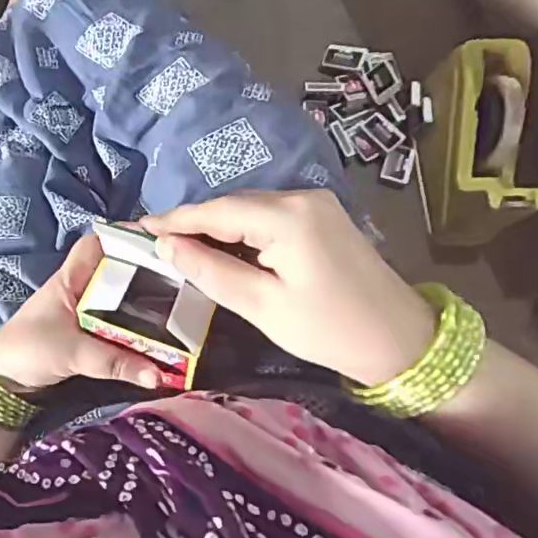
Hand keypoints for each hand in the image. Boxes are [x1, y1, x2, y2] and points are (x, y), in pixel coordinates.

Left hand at [0, 234, 164, 391]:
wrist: (1, 381)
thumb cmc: (29, 352)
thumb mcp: (74, 354)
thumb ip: (116, 362)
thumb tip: (159, 375)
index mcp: (70, 279)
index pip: (98, 243)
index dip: (126, 237)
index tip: (160, 242)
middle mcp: (79, 289)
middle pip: (116, 269)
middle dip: (146, 271)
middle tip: (182, 276)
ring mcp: (82, 311)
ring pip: (118, 296)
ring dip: (143, 299)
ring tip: (180, 300)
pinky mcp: (85, 333)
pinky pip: (115, 320)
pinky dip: (134, 323)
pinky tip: (157, 328)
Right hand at [141, 190, 435, 385]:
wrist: (400, 340)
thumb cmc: (329, 330)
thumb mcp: (262, 306)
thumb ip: (211, 272)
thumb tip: (167, 248)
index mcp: (288, 217)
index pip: (216, 211)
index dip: (173, 220)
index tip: (136, 229)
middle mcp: (302, 198)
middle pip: (232, 205)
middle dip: (192, 223)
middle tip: (151, 244)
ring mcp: (316, 205)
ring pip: (249, 210)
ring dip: (215, 227)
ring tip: (176, 248)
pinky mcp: (322, 218)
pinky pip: (268, 218)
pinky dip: (240, 232)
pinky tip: (219, 249)